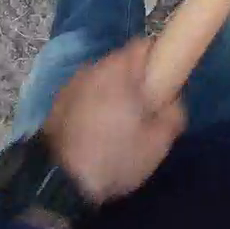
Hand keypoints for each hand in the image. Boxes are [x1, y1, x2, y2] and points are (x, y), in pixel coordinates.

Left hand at [42, 39, 185, 204]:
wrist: (58, 183)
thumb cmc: (114, 156)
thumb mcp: (157, 143)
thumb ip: (174, 114)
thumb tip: (172, 101)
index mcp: (119, 69)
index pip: (145, 45)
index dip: (159, 59)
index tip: (165, 83)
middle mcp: (93, 68)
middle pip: (122, 63)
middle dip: (136, 81)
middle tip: (146, 110)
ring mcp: (70, 85)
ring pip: (101, 81)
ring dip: (112, 95)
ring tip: (118, 126)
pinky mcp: (56, 105)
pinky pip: (84, 96)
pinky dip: (92, 108)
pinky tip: (95, 135)